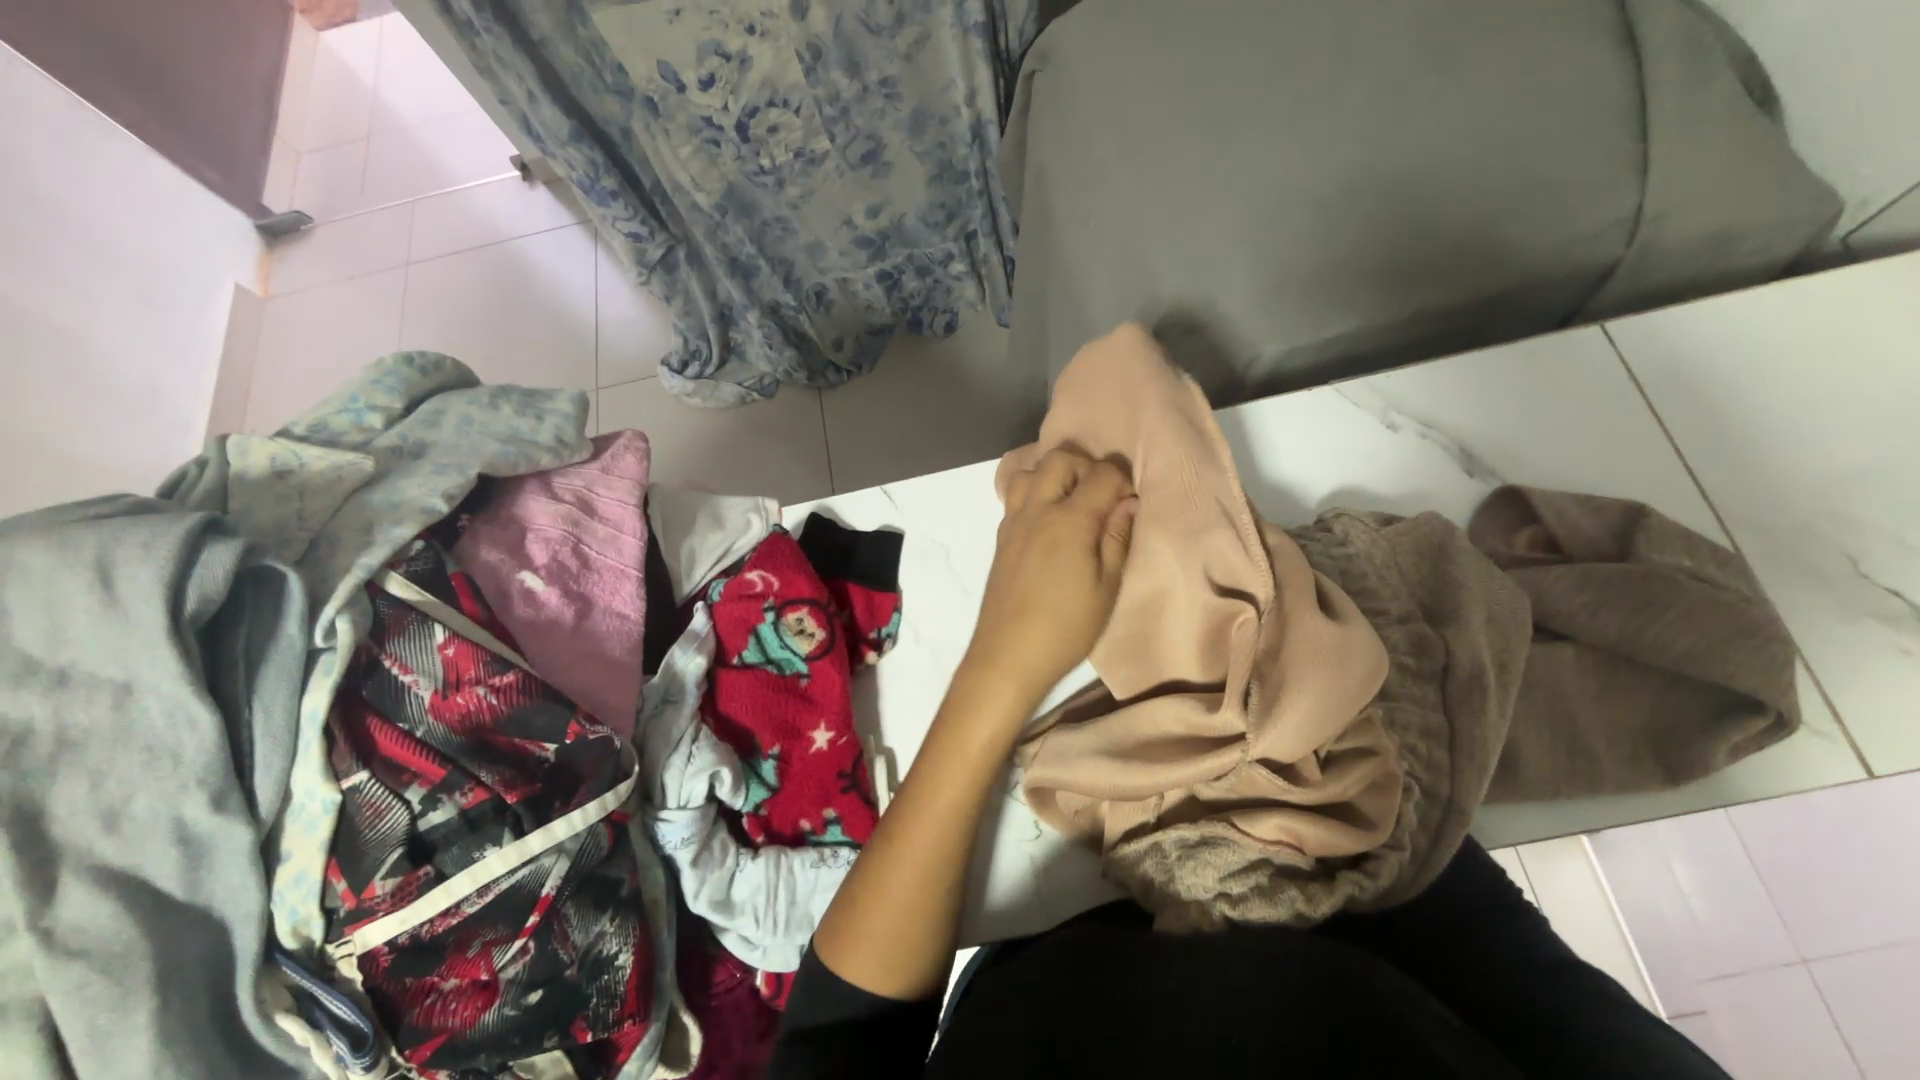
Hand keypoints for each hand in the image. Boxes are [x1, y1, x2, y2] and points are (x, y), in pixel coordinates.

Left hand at [964, 446, 1137, 704]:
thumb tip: (1128, 502)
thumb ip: (1118, 538)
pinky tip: (1049, 517)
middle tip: (1103, 495)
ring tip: (1073, 501)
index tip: (1132, 502)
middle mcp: (1037, 509)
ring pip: (1031, 470)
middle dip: (1087, 465)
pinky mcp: (1001, 536)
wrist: (1007, 655)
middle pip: (1061, 458)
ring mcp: (1014, 521)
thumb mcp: (1106, 588)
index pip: (1102, 474)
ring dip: (1055, 473)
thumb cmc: (1066, 628)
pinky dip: (1034, 489)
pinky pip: (1015, 493)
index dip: (1123, 480)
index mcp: (1070, 520)